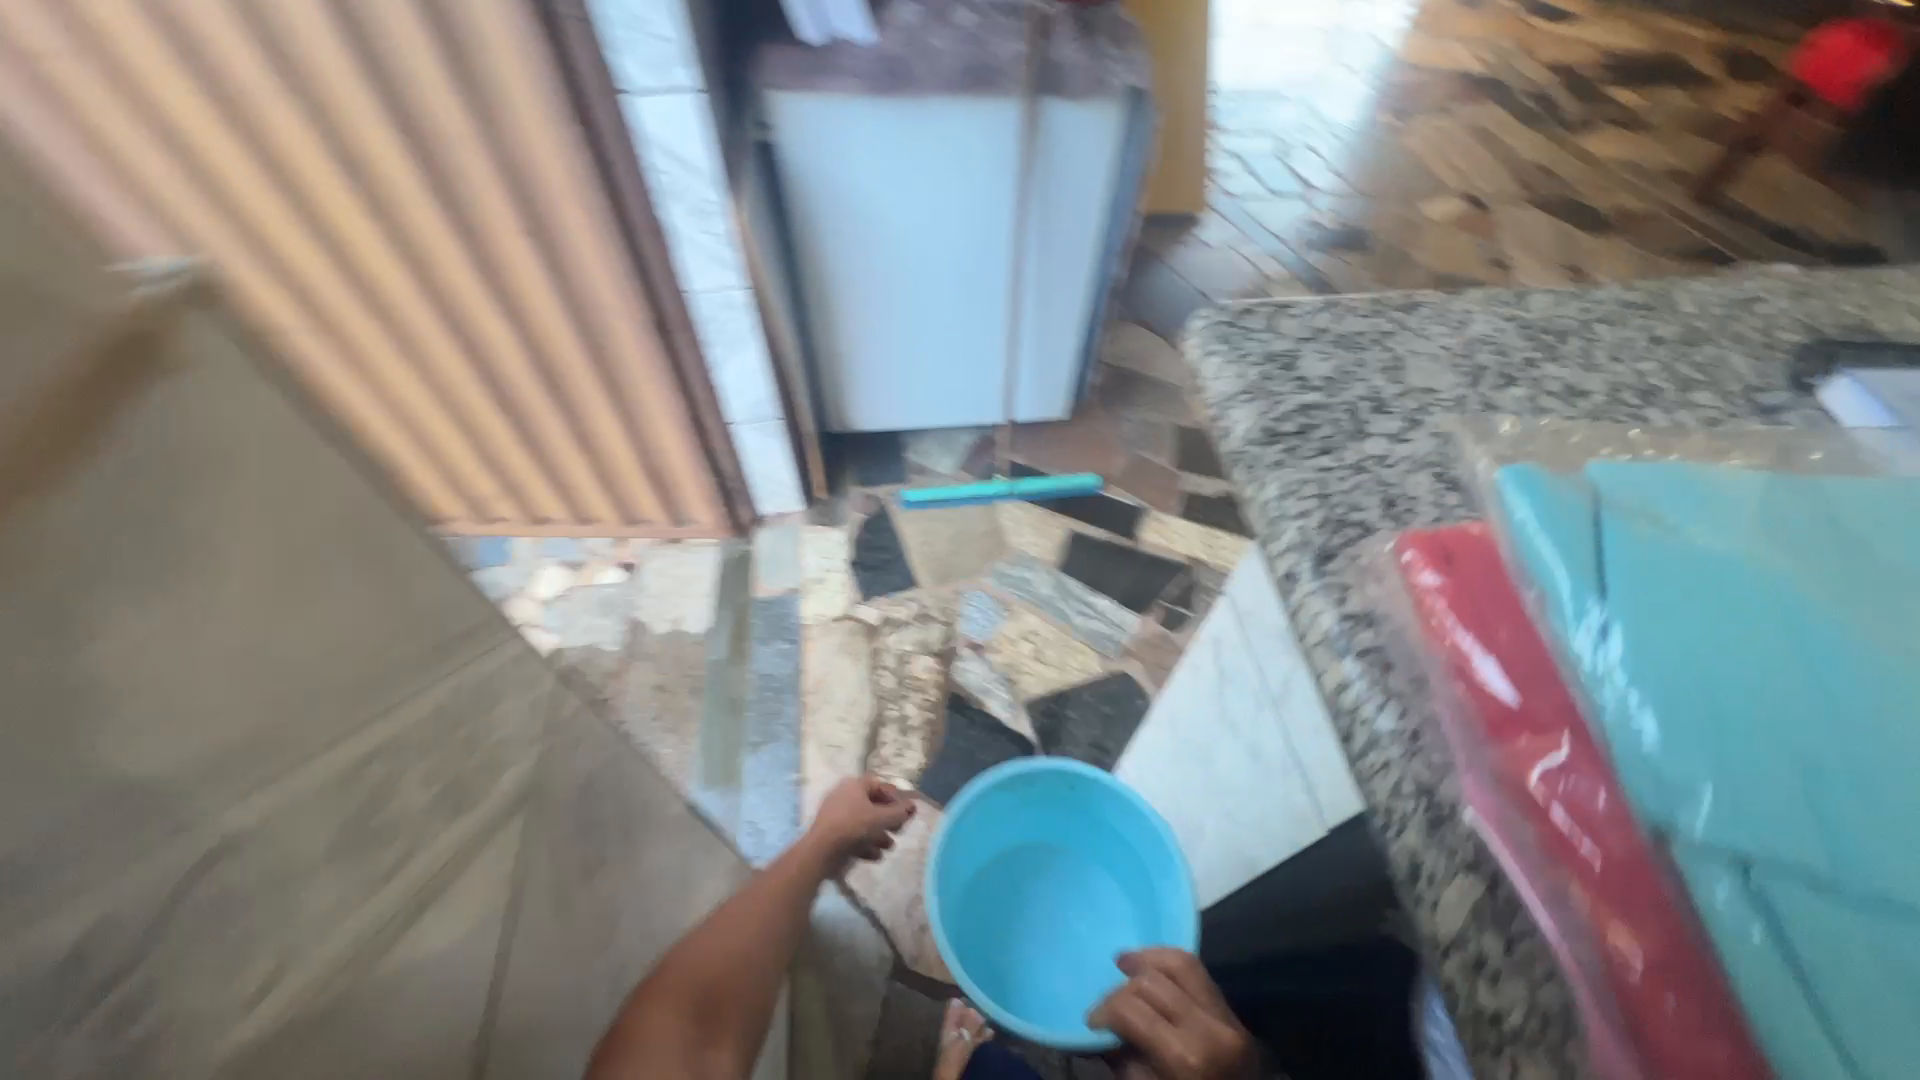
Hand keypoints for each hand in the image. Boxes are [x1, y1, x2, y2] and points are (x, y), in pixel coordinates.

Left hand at [806, 775, 915, 871]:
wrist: (821, 851)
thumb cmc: (854, 826)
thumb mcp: (882, 818)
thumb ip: (899, 812)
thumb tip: (912, 807)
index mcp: (854, 785)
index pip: (879, 785)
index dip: (894, 797)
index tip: (904, 811)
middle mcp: (844, 795)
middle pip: (872, 805)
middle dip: (887, 820)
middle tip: (898, 830)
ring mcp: (836, 815)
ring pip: (863, 822)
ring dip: (878, 834)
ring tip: (888, 846)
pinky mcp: (831, 833)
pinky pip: (853, 835)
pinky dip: (864, 844)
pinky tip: (874, 856)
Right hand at [1088, 949, 1257, 1079]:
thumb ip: (1122, 1057)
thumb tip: (1099, 1027)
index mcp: (1186, 1057)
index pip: (1131, 1009)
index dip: (1104, 1010)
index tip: (1092, 1021)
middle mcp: (1209, 1029)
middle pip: (1151, 982)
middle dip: (1121, 988)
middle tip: (1107, 1002)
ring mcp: (1228, 1020)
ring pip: (1182, 964)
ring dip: (1148, 959)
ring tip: (1125, 963)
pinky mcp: (1235, 1017)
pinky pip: (1199, 975)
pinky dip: (1171, 966)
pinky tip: (1152, 970)